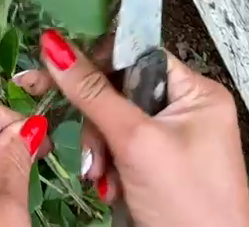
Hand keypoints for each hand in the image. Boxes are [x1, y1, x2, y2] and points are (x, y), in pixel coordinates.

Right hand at [18, 30, 248, 226]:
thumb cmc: (185, 205)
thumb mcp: (134, 141)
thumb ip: (91, 91)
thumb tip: (52, 42)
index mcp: (197, 92)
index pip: (135, 53)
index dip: (99, 61)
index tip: (62, 72)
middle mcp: (187, 108)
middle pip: (119, 87)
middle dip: (97, 119)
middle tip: (89, 145)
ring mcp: (173, 140)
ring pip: (114, 119)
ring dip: (99, 146)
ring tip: (99, 176)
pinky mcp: (159, 166)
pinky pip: (120, 147)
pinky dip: (108, 164)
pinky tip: (108, 185)